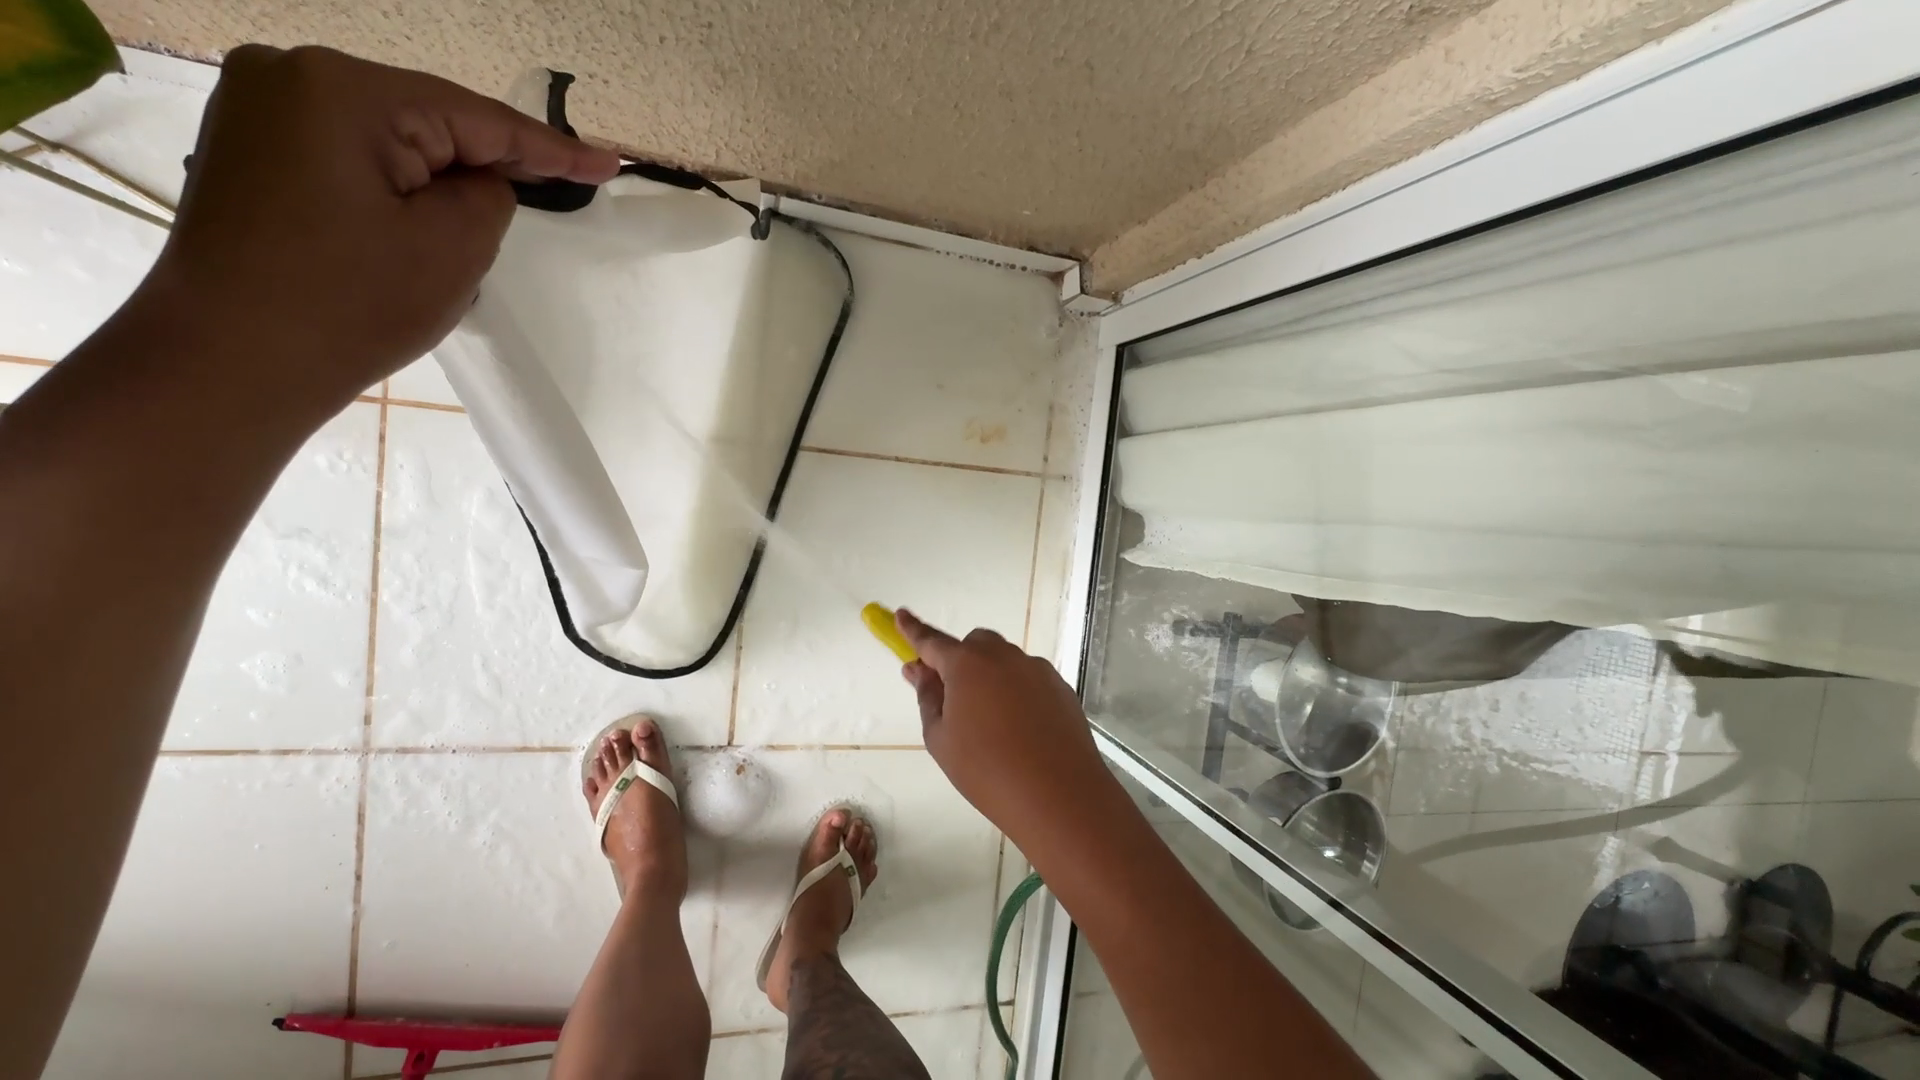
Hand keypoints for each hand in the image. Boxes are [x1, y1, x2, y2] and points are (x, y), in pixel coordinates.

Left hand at [145, 45, 618, 410]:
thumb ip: (490, 195)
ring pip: (392, 141)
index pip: (475, 117)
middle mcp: (288, 77)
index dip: (550, 148)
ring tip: (482, 223)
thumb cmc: (349, 304)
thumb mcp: (454, 247)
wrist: (230, 363)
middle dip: (489, 163)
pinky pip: (353, 158)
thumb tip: (479, 182)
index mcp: (341, 89)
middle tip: (561, 188)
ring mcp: (258, 113)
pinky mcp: (249, 153)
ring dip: (441, 181)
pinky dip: (398, 188)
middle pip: (428, 121)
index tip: (609, 162)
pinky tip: (421, 222)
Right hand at [895, 609, 1117, 845]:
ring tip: (992, 728)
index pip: (932, 641)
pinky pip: (1029, 681)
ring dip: (991, 679)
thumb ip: (928, 697)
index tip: (901, 615)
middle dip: (960, 662)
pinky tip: (1021, 732)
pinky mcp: (1061, 687)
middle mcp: (1004, 656)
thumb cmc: (986, 770)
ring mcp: (1037, 669)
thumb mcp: (941, 738)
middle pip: (975, 645)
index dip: (913, 630)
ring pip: (1005, 663)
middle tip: (953, 700)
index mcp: (967, 664)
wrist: (1058, 794)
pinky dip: (1018, 695)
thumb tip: (918, 669)